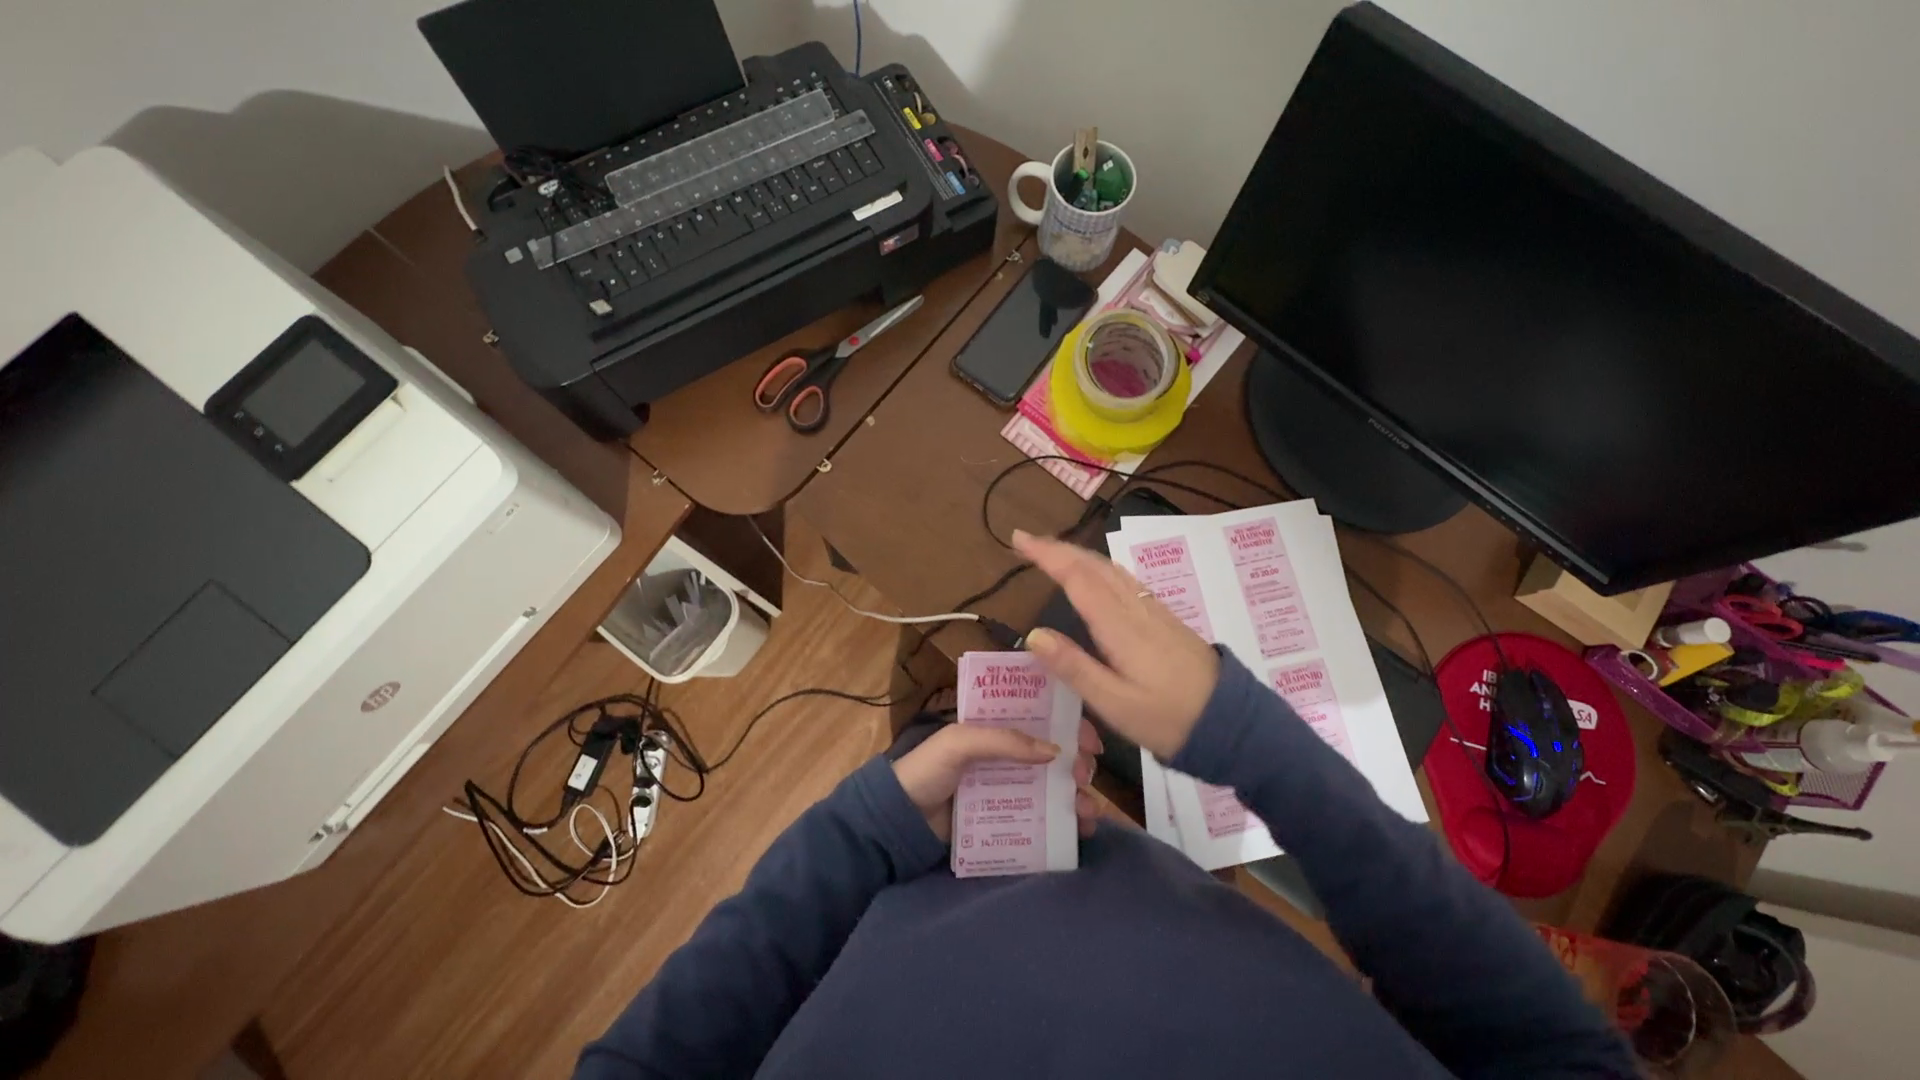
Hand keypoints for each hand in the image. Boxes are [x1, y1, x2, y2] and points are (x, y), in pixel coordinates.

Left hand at [893, 716, 1105, 842]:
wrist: (900, 820)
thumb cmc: (926, 770)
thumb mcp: (959, 743)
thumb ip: (1003, 741)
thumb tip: (1055, 751)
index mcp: (997, 727)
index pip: (1043, 717)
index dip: (1071, 725)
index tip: (1092, 743)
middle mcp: (1010, 754)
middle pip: (1057, 754)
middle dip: (1079, 764)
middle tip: (1083, 778)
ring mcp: (1011, 787)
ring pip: (1057, 786)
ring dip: (1079, 795)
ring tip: (1089, 811)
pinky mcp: (1009, 817)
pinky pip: (1046, 817)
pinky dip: (1068, 821)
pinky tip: (1084, 830)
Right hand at [1014, 529, 1220, 759]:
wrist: (1232, 724)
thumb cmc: (1168, 719)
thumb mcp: (1115, 704)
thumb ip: (1074, 668)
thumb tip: (1032, 634)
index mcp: (1120, 628)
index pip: (1078, 579)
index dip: (1047, 556)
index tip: (1019, 540)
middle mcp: (1137, 610)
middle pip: (1095, 567)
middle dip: (1059, 549)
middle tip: (1026, 542)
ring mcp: (1154, 613)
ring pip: (1113, 571)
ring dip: (1080, 556)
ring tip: (1053, 553)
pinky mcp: (1166, 621)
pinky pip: (1126, 582)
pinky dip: (1101, 569)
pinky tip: (1098, 576)